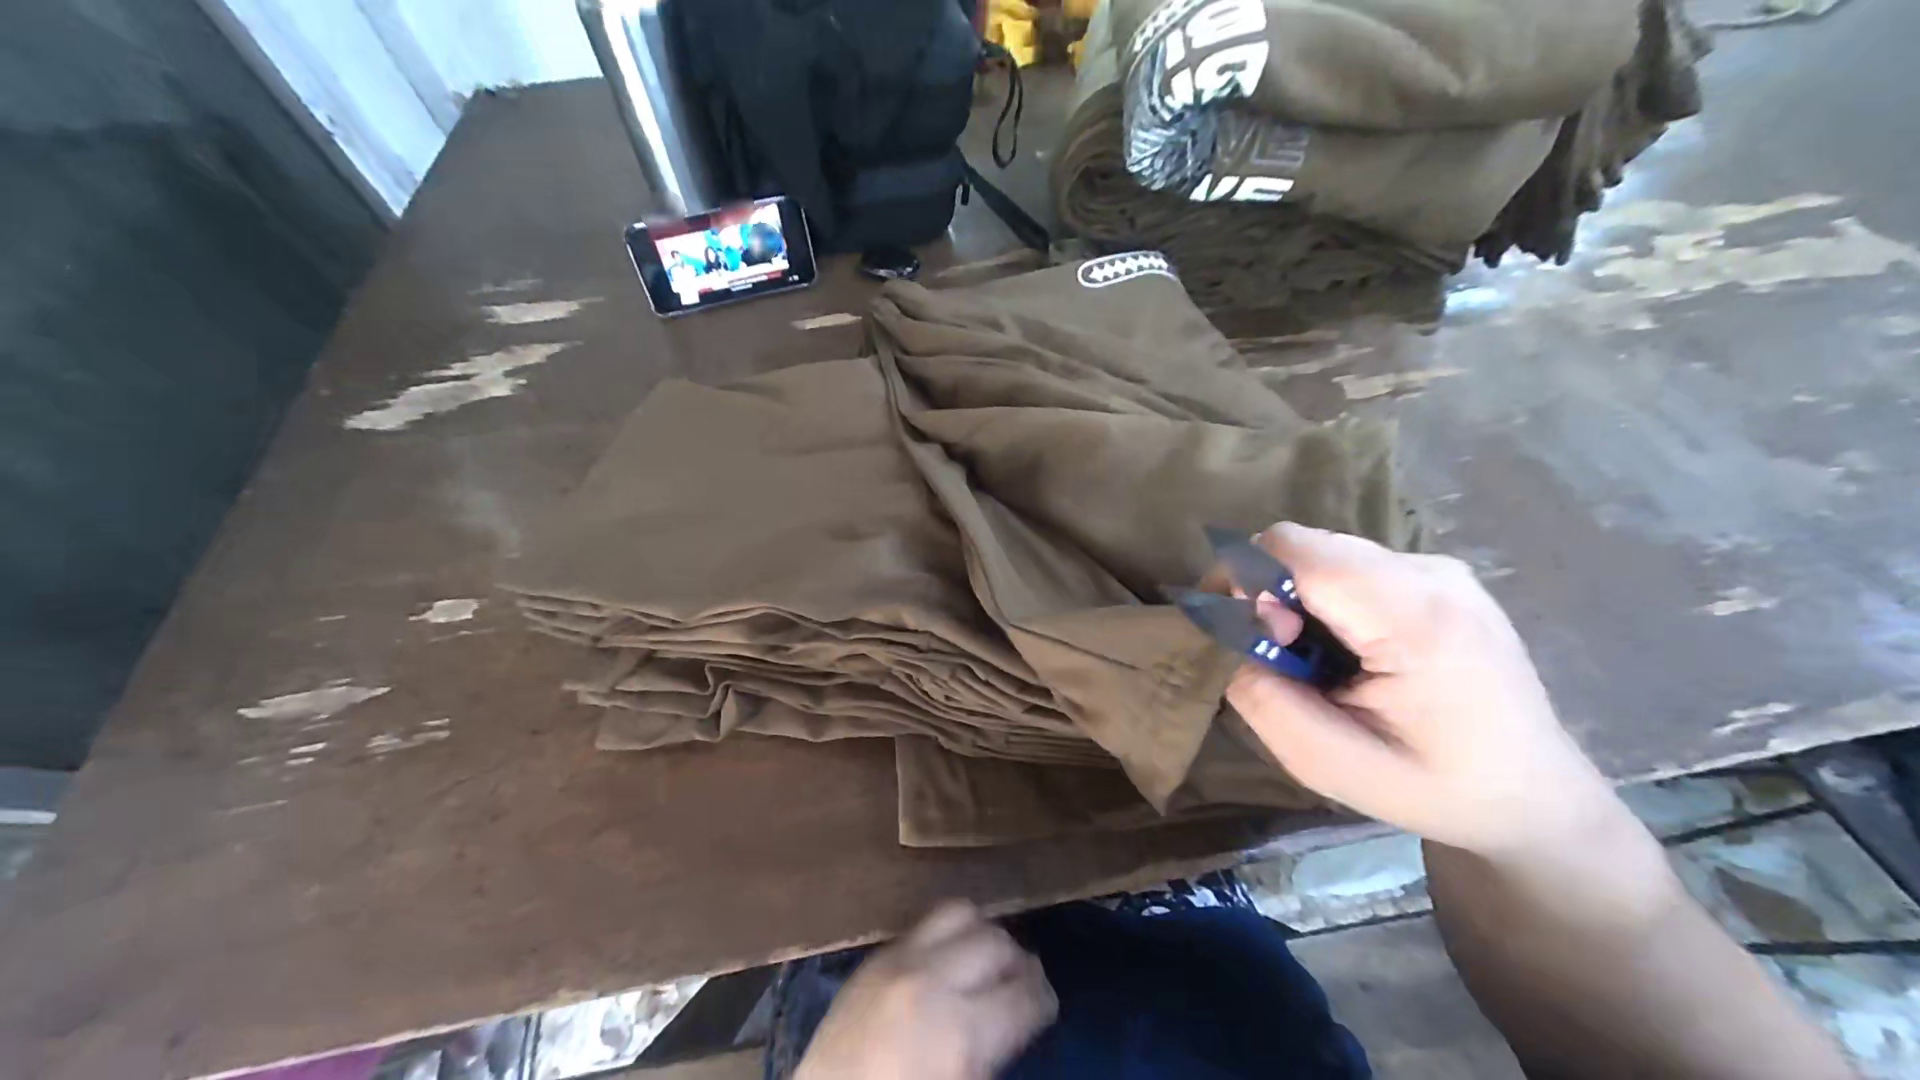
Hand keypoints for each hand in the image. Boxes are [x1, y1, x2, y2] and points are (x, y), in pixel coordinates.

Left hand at [795, 901, 1055, 1079]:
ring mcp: (899, 959)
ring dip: (982, 933)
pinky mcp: (875, 956)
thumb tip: (1019, 1016)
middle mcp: (932, 978)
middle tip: (1024, 982)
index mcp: (960, 1030)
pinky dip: (947, 935)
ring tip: (987, 960)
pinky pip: (923, 924)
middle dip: (1018, 962)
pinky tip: (948, 960)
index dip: (1044, 998)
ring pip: (960, 913)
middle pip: (996, 942)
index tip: (1047, 1004)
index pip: (1024, 993)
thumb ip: (993, 1050)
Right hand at [1226, 524, 1628, 860]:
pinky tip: (1346, 649)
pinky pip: (1349, 564)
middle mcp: (1431, 573)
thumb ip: (1260, 691)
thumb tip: (1230, 628)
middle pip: (1301, 544)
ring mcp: (1441, 570)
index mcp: (1414, 617)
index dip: (1245, 581)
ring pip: (1321, 552)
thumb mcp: (1326, 761)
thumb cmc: (1434, 787)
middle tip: (1282, 656)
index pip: (1291, 548)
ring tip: (1316, 660)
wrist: (1535, 797)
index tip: (1256, 640)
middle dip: (1266, 591)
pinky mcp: (1439, 577)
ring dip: (1295, 597)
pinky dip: (1323, 598)